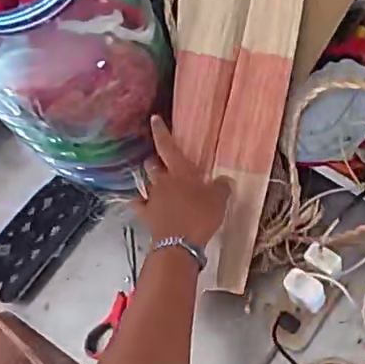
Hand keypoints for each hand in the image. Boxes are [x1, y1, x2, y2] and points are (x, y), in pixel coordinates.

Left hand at [140, 116, 231, 249]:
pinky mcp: (147, 215)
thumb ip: (222, 187)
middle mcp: (163, 181)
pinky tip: (144, 202)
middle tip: (164, 162)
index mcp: (180, 172)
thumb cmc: (200, 216)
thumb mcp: (219, 200)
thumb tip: (224, 180)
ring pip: (147, 182)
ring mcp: (152, 198)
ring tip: (158, 182)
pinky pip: (140, 204)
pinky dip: (141, 201)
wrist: (179, 244)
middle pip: (153, 164)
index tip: (154, 119)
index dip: (161, 132)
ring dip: (151, 180)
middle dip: (156, 160)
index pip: (167, 146)